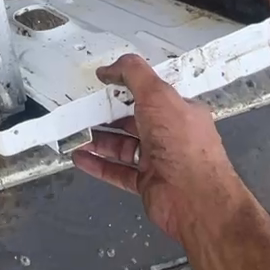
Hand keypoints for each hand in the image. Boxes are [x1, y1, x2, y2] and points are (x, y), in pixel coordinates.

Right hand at [71, 54, 252, 244]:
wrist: (197, 200)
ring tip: (73, 133)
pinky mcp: (147, 184)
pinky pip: (117, 171)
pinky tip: (78, 157)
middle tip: (80, 109)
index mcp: (181, 114)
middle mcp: (172, 137)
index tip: (102, 83)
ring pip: (123, 146)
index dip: (128, 87)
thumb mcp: (158, 95)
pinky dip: (97, 164)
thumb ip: (133, 74)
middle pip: (133, 121)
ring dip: (97, 140)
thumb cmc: (181, 143)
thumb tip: (108, 68)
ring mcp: (159, 162)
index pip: (153, 96)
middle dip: (107, 115)